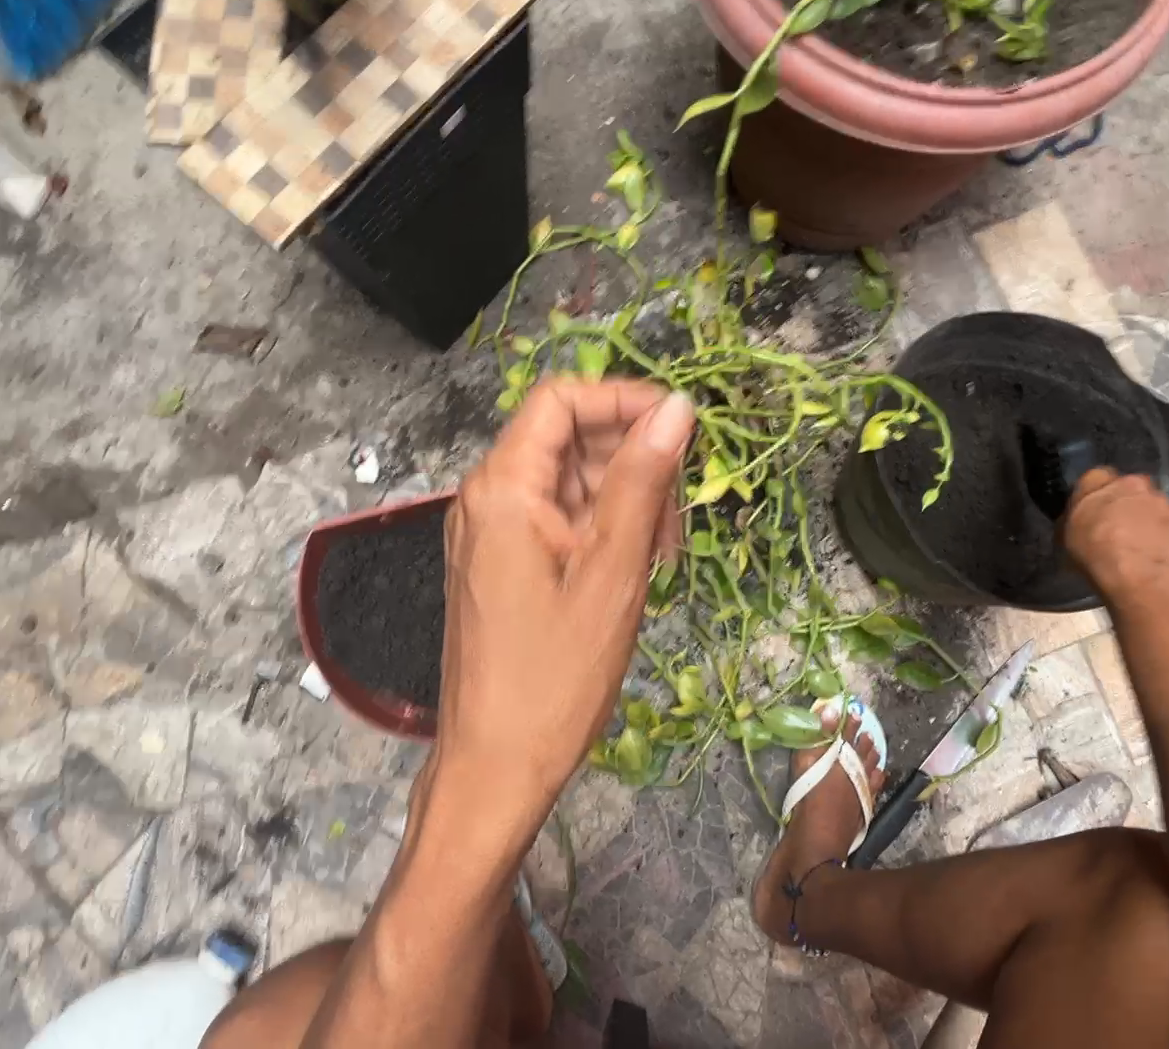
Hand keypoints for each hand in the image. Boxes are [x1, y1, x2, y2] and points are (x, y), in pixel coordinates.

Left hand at [435, 377, 694, 815]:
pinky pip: (559, 522)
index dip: (623, 400)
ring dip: (625, 500)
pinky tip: (636, 569)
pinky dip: (603, 531)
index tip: (681, 428)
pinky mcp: (502, 565)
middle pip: (567, 439)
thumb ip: (642, 481)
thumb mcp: (612, 573)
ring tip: (663, 554)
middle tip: (680, 514)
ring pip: (569, 483)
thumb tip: (676, 407)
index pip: (561, 400)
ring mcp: (492, 534)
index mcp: (503, 488)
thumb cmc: (555, 677)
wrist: (495, 767)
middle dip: (632, 458)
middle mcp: (487, 498)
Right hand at [1063, 468, 1168, 600]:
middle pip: (1128, 487)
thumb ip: (1074, 514)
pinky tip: (1154, 548)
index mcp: (1100, 482)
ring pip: (1151, 502)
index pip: (1095, 477)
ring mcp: (1161, 501)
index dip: (1093, 493)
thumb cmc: (1091, 551)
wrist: (1133, 575)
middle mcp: (1134, 483)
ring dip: (1145, 514)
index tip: (1091, 509)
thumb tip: (1080, 514)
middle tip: (1115, 523)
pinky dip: (1163, 530)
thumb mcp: (1064, 532)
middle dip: (1123, 500)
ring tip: (1138, 539)